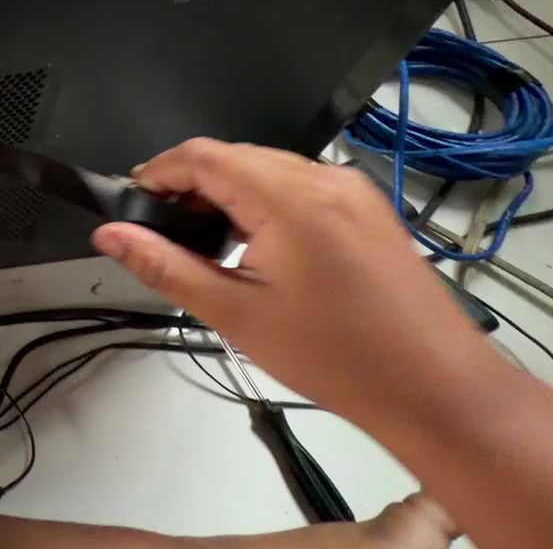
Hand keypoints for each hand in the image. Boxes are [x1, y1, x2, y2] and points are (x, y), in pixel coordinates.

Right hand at [90, 139, 503, 423]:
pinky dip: (259, 200)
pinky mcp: (366, 208)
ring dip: (223, 192)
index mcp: (291, 199)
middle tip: (165, 231)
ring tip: (206, 243)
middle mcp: (325, 180)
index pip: (201, 155)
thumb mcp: (234, 313)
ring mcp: (352, 191)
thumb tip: (107, 233)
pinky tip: (253, 244)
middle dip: (188, 185)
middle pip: (230, 155)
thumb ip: (162, 265)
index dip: (157, 172)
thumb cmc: (337, 358)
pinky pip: (293, 182)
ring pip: (261, 166)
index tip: (134, 205)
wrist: (444, 397)